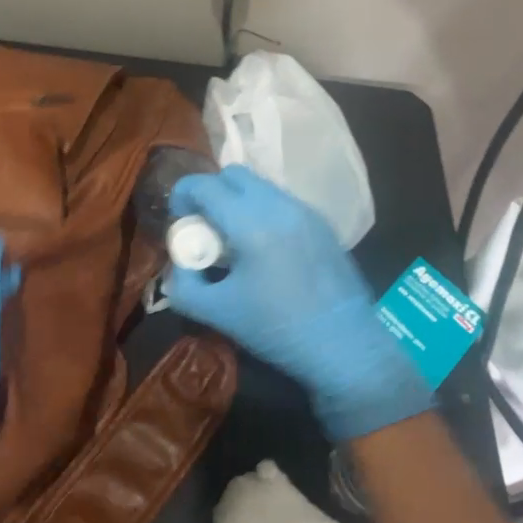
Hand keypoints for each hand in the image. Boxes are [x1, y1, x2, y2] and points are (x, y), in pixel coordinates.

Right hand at [166, 166, 434, 440]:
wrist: (347, 348)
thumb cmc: (278, 330)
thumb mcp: (219, 314)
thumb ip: (185, 287)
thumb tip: (176, 267)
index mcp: (250, 223)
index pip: (205, 185)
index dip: (182, 195)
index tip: (178, 220)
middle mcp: (278, 206)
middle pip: (233, 175)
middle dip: (211, 193)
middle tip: (205, 228)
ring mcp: (305, 211)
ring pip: (260, 186)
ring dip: (238, 202)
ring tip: (235, 241)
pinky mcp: (322, 224)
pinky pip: (281, 201)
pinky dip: (262, 212)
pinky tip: (264, 250)